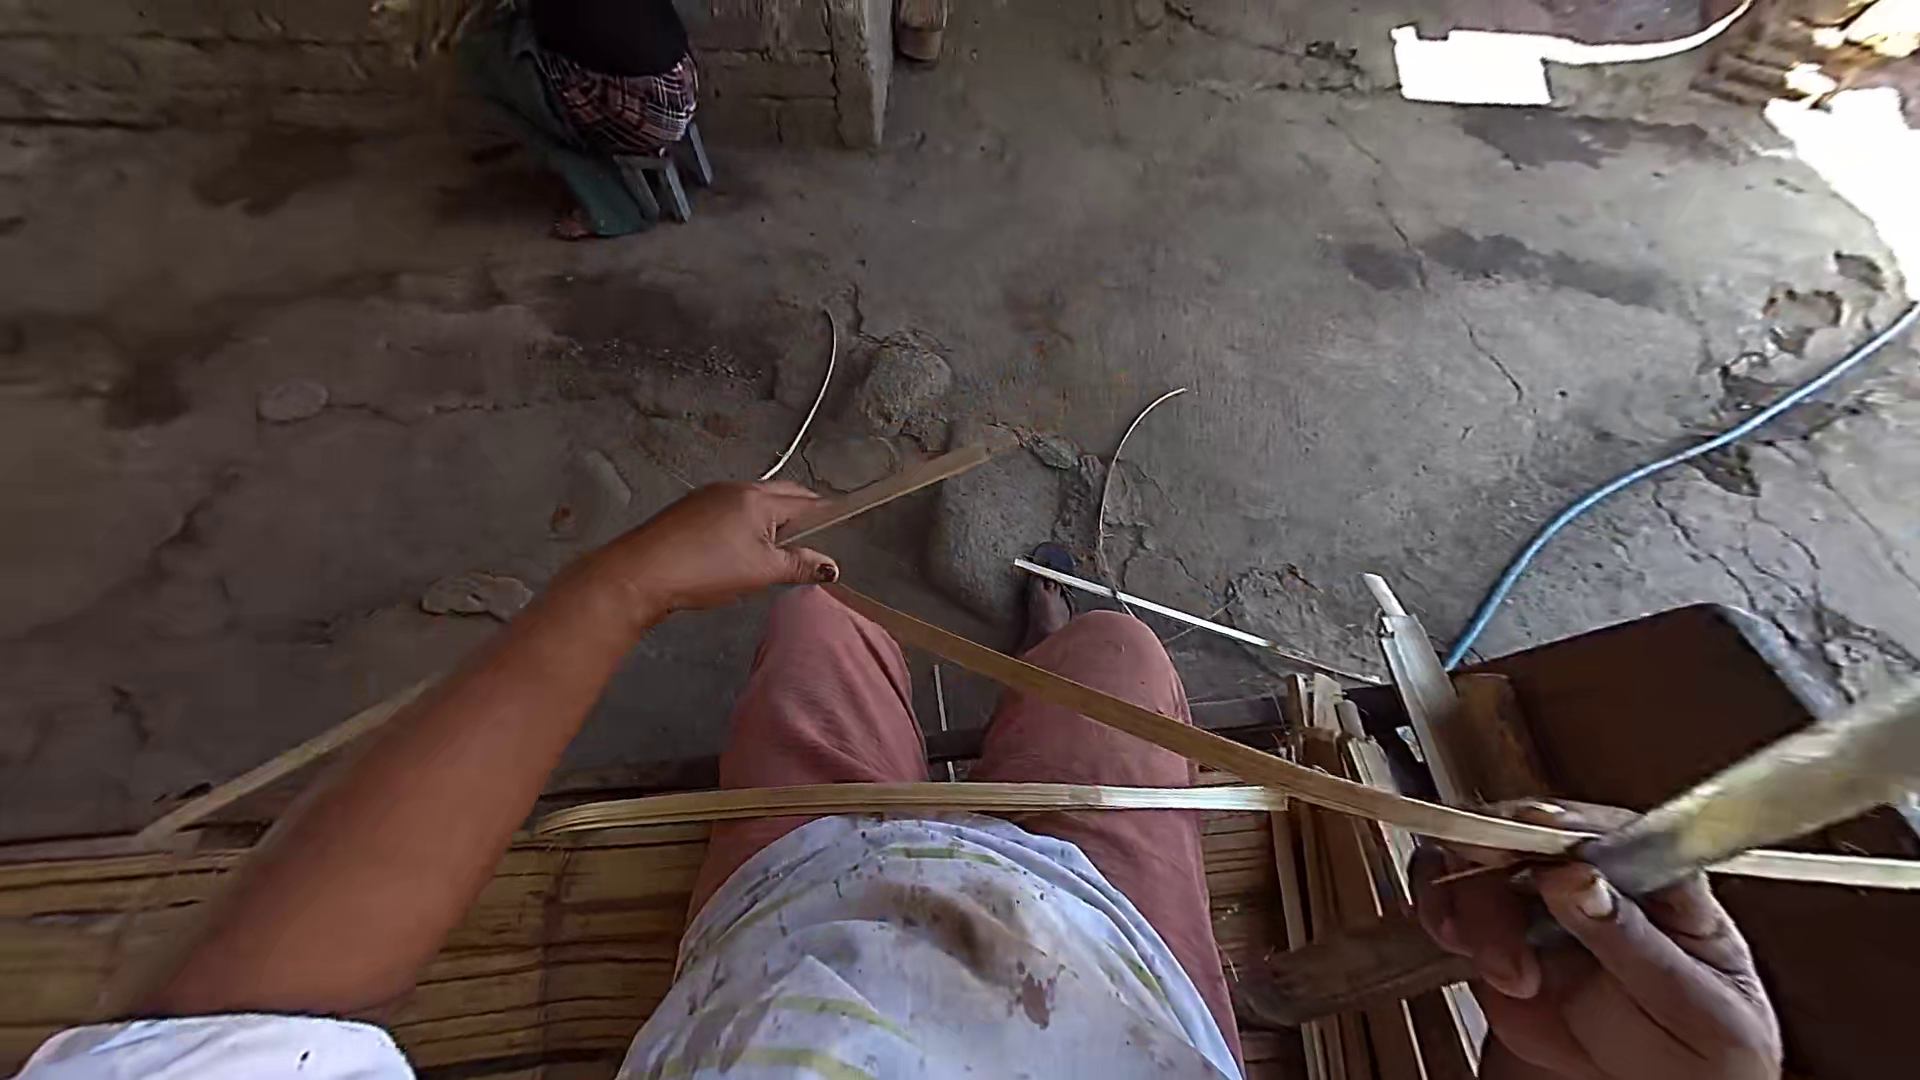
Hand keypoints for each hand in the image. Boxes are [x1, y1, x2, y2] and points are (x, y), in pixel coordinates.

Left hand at [566, 482, 837, 632]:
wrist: (637, 574)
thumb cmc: (700, 569)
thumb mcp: (762, 571)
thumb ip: (800, 565)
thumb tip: (829, 567)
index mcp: (758, 499)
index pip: (807, 503)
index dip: (827, 515)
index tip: (841, 524)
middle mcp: (735, 489)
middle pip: (783, 495)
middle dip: (802, 513)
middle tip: (813, 539)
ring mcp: (710, 496)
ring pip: (756, 502)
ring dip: (773, 519)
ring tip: (777, 550)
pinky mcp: (692, 509)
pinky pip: (732, 509)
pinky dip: (747, 523)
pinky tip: (743, 548)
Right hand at [1410, 802, 1781, 1079]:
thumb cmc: (1684, 1057)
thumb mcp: (1693, 1015)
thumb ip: (1636, 944)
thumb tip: (1579, 876)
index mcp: (1655, 881)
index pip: (1609, 830)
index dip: (1566, 822)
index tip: (1531, 823)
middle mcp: (1578, 866)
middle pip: (1518, 832)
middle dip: (1498, 870)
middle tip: (1497, 912)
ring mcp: (1520, 881)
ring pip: (1467, 851)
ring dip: (1470, 906)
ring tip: (1505, 973)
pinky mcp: (1472, 900)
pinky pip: (1432, 876)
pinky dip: (1433, 904)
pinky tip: (1453, 940)